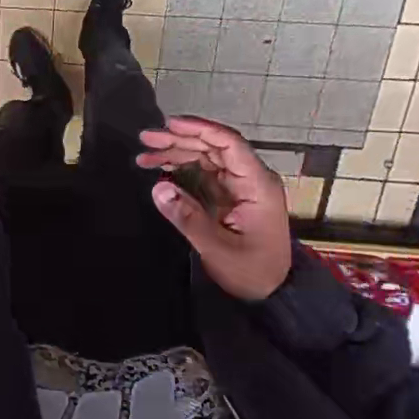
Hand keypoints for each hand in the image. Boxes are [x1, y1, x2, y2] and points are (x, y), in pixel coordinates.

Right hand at [136, 117, 292, 301]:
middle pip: (214, 147)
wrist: (272, 294)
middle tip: (145, 139)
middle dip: (180, 140)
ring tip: (146, 154)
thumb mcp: (217, 249)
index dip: (199, 129)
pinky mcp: (232, 196)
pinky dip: (184, 168)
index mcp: (257, 184)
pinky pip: (206, 172)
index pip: (229, 143)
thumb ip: (188, 217)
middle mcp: (251, 178)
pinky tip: (162, 168)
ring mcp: (242, 186)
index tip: (169, 125)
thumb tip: (158, 187)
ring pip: (208, 157)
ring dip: (178, 152)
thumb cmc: (251, 272)